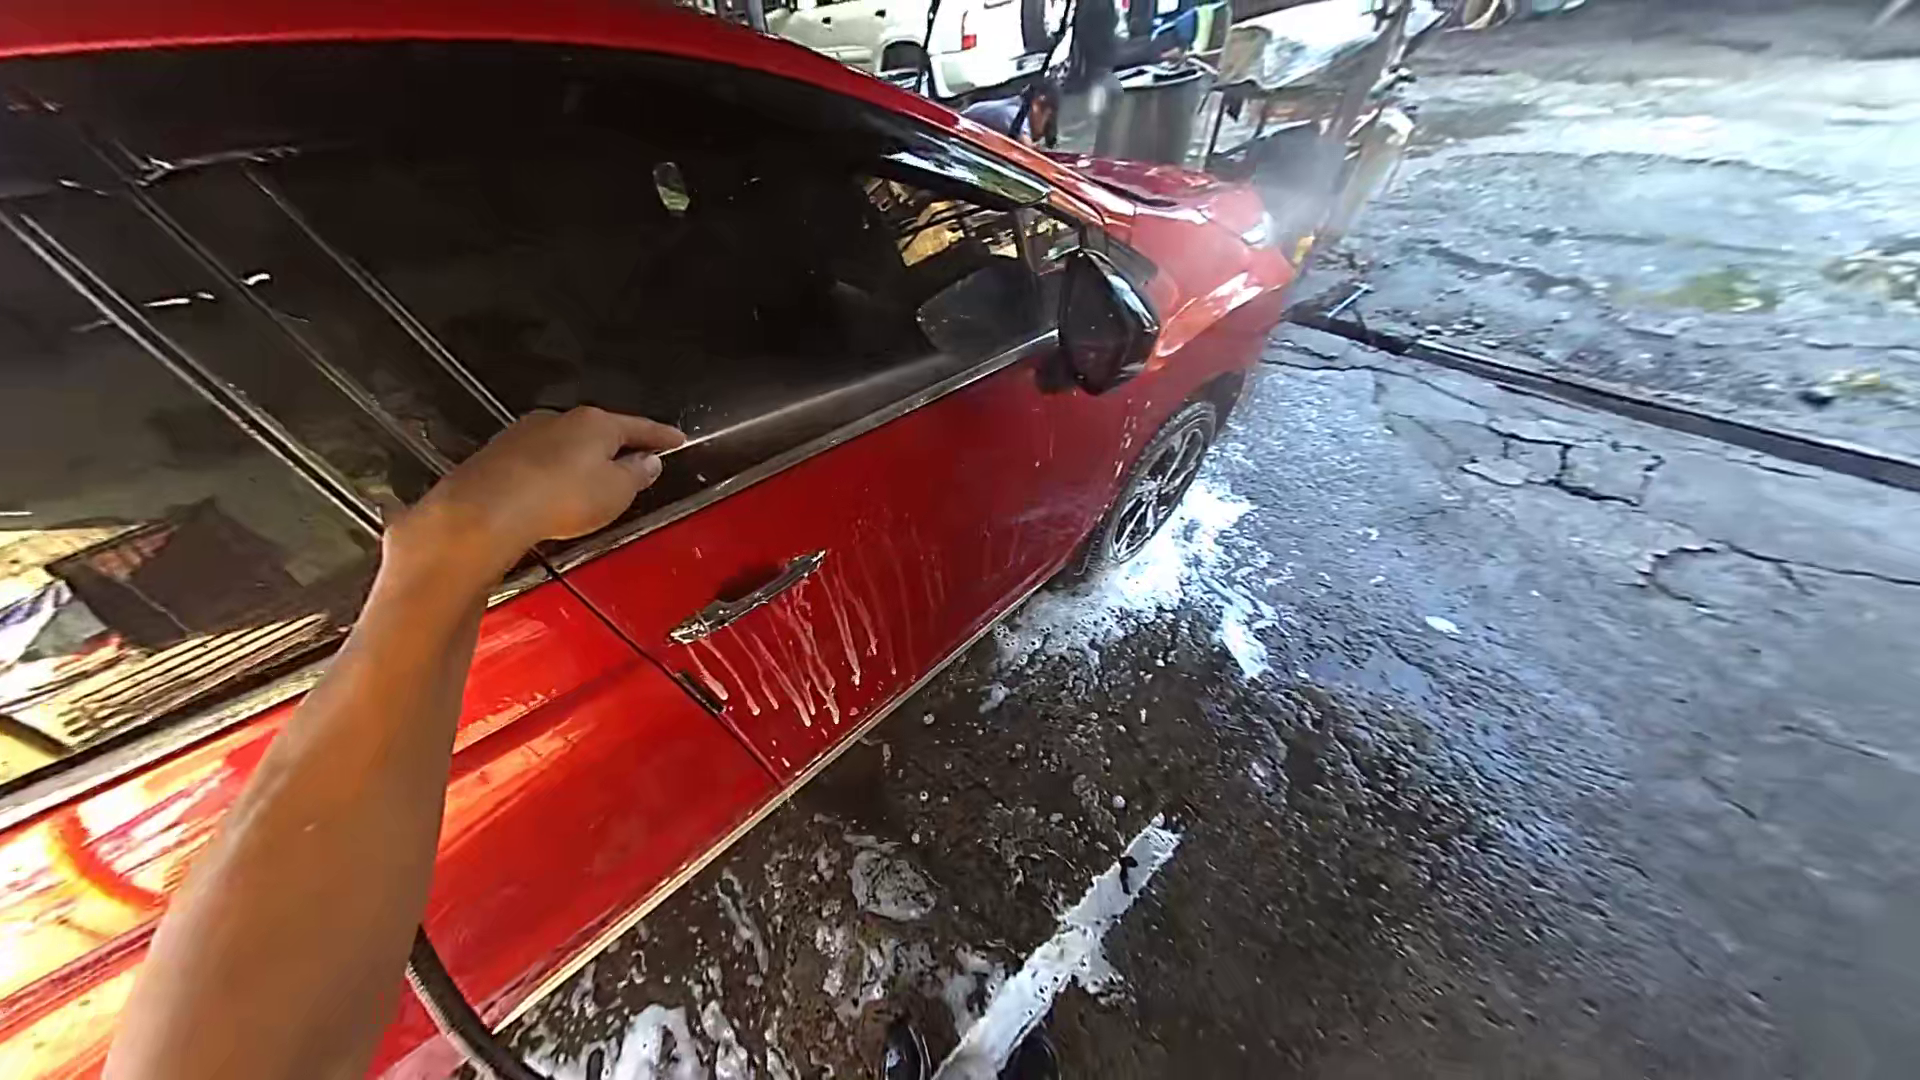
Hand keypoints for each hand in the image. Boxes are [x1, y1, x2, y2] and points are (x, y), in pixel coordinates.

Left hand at [390, 407, 684, 584]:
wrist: (485, 512)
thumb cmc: (562, 498)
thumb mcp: (618, 491)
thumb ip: (638, 474)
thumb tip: (647, 461)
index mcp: (597, 423)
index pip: (640, 427)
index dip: (663, 436)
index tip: (678, 439)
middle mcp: (560, 419)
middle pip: (601, 433)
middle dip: (620, 449)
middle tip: (638, 466)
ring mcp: (525, 433)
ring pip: (569, 445)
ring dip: (586, 462)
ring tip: (596, 486)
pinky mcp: (499, 454)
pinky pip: (542, 461)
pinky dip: (557, 474)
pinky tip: (558, 494)